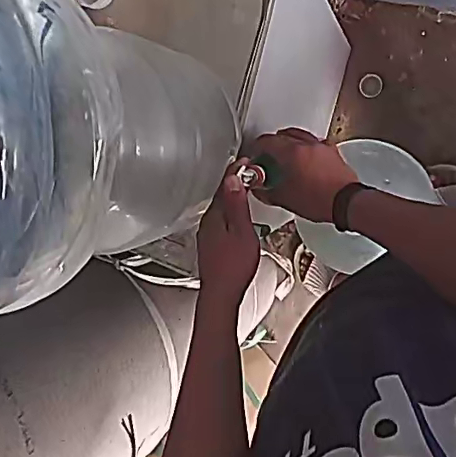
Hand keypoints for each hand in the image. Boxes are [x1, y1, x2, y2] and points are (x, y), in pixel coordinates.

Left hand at [196, 161, 260, 308]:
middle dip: (234, 182)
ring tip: (244, 190)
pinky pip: (220, 219)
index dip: (236, 171)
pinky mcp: (211, 244)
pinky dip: (229, 212)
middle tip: (247, 172)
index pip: (224, 185)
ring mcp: (208, 234)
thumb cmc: (233, 268)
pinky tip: (237, 217)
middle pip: (221, 195)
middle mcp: (208, 223)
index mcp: (216, 216)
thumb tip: (234, 181)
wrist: (221, 295)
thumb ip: (238, 206)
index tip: (245, 162)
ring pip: (220, 207)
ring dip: (231, 197)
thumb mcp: (243, 232)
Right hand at [248, 128, 358, 222]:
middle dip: (273, 143)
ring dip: (290, 142)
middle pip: (284, 135)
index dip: (257, 148)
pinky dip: (307, 147)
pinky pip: (316, 143)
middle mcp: (307, 145)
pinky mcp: (333, 154)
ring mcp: (322, 148)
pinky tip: (306, 159)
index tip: (255, 154)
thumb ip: (268, 192)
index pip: (268, 141)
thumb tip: (261, 190)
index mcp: (292, 153)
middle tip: (268, 155)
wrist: (347, 203)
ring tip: (286, 155)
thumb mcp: (286, 199)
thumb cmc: (321, 200)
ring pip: (301, 136)